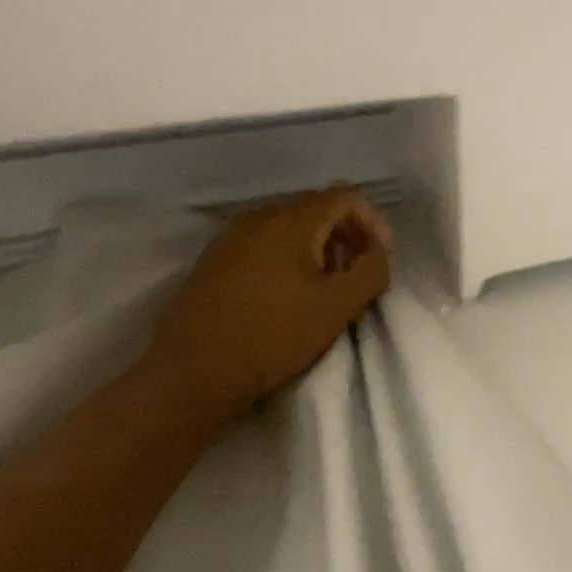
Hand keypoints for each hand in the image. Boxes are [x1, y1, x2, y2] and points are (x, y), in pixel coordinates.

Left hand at [141, 187, 392, 414]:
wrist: (191, 373)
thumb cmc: (273, 335)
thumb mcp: (337, 306)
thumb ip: (371, 272)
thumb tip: (379, 253)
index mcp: (292, 220)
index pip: (347, 197)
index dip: (374, 223)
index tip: (380, 261)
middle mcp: (259, 217)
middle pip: (318, 210)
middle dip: (347, 239)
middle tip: (357, 278)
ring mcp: (231, 238)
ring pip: (289, 230)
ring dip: (318, 252)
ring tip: (325, 293)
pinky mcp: (213, 262)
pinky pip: (263, 247)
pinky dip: (287, 262)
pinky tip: (286, 300)